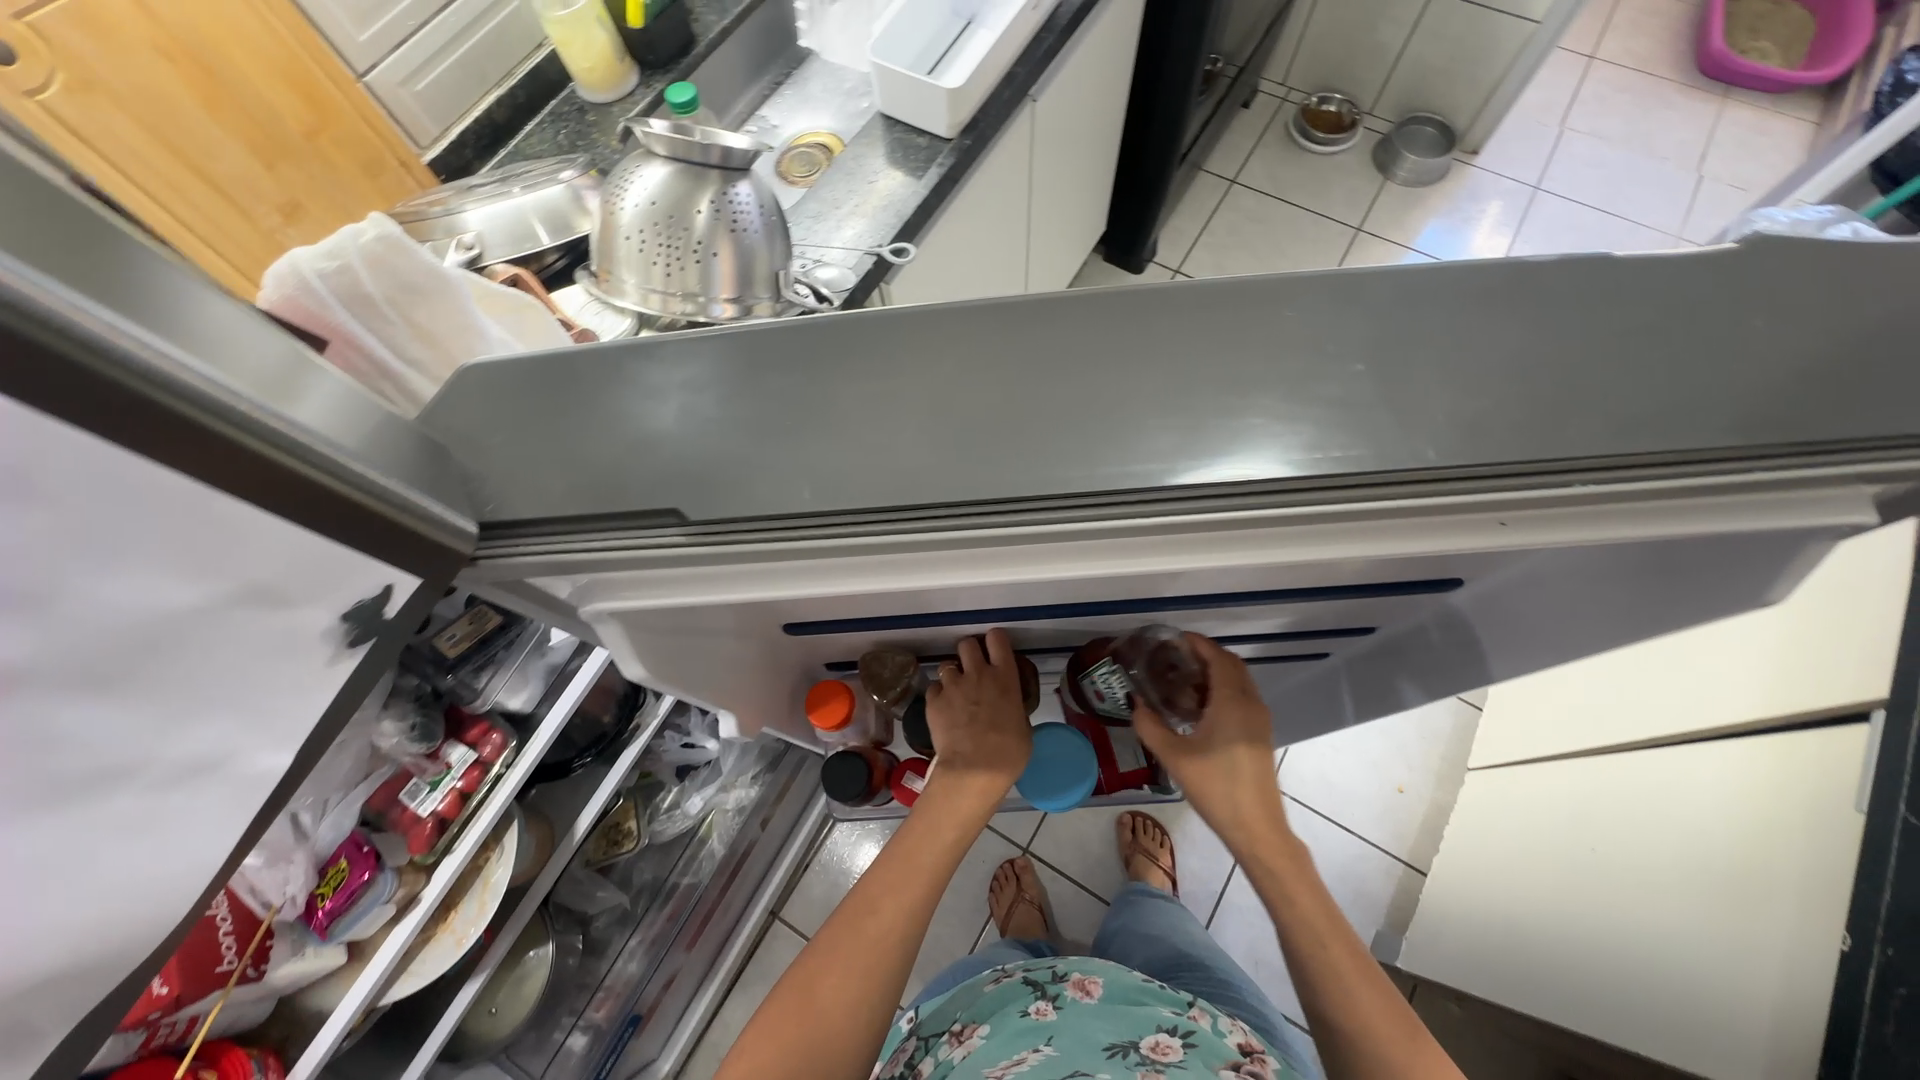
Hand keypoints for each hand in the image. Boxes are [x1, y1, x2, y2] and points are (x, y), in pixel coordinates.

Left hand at [923, 629, 1032, 795]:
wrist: (974, 769)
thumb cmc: (1008, 752)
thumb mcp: (1023, 726)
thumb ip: (1013, 708)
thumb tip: (1008, 710)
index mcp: (1005, 677)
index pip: (997, 638)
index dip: (994, 641)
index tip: (994, 651)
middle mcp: (978, 673)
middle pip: (967, 643)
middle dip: (968, 653)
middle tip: (971, 670)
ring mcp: (952, 685)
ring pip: (946, 664)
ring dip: (951, 675)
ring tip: (954, 693)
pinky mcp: (933, 700)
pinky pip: (933, 688)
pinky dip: (938, 696)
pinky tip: (942, 711)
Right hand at [1132, 633, 1290, 859]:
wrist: (1256, 828)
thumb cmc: (1215, 788)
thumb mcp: (1173, 756)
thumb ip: (1150, 725)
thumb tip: (1135, 703)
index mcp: (1232, 701)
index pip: (1218, 658)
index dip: (1198, 644)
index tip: (1175, 639)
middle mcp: (1251, 703)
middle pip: (1232, 666)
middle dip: (1206, 657)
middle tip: (1175, 659)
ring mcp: (1260, 720)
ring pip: (1239, 683)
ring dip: (1216, 675)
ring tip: (1183, 683)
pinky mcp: (1261, 736)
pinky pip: (1242, 699)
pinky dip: (1223, 692)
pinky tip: (1199, 711)